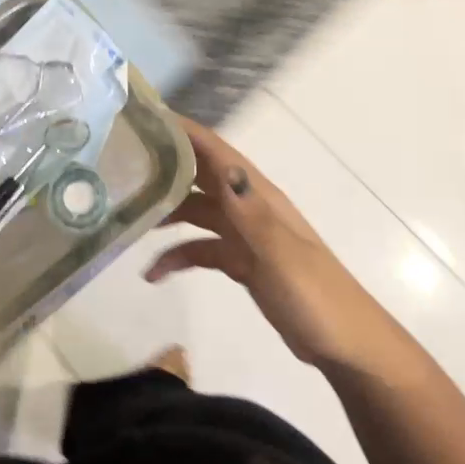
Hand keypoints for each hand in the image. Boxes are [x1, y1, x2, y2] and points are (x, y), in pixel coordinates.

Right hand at [145, 115, 385, 367]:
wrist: (345, 346)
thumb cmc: (315, 294)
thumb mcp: (279, 252)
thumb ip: (248, 210)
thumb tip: (222, 163)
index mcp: (258, 195)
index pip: (215, 150)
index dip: (183, 130)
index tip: (144, 117)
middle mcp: (248, 206)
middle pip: (200, 176)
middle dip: (164, 166)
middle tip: (119, 164)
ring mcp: (244, 235)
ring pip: (197, 211)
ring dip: (166, 212)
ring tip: (127, 217)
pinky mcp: (241, 262)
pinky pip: (202, 249)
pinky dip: (177, 256)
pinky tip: (153, 273)